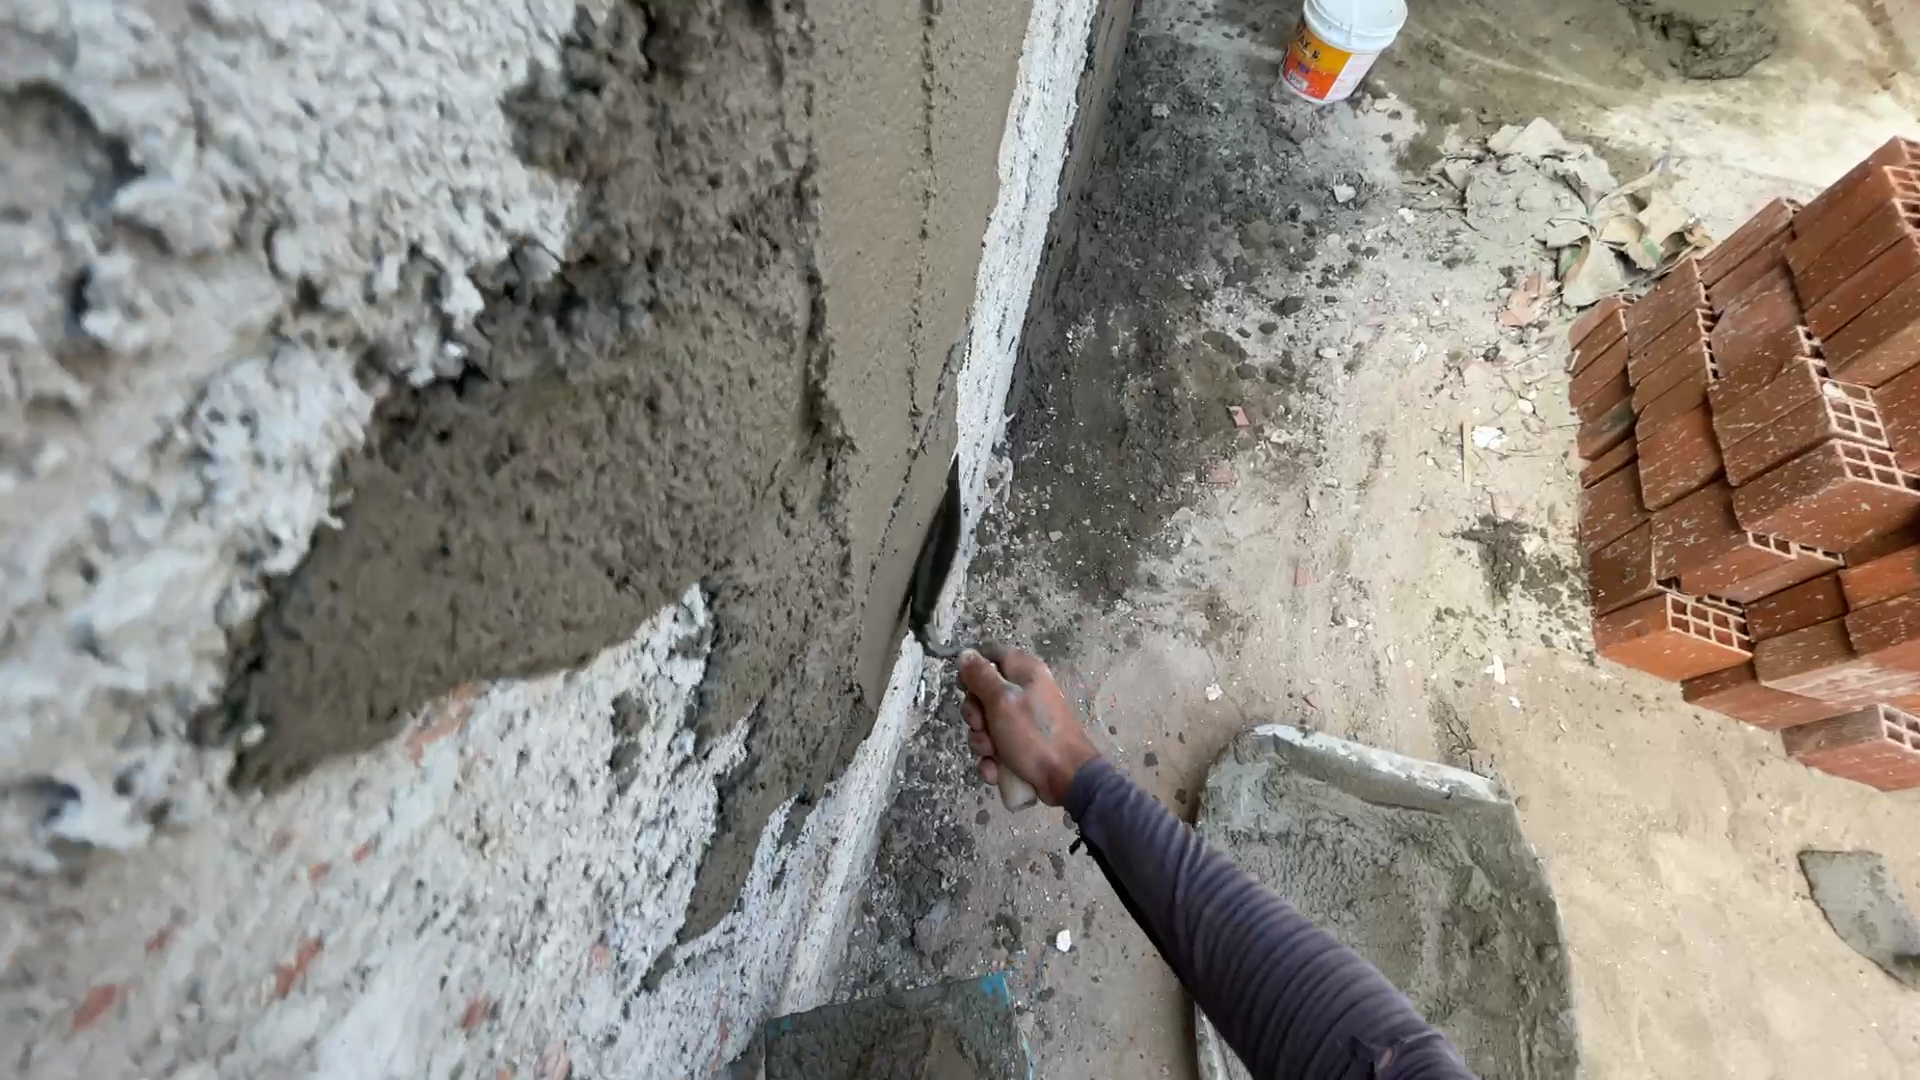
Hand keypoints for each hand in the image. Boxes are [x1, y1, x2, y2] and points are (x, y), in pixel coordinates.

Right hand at [958, 646, 1100, 806]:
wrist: (1066, 778)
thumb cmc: (1034, 735)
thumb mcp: (1002, 701)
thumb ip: (981, 676)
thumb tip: (965, 653)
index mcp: (1024, 671)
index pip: (990, 656)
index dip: (973, 671)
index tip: (966, 688)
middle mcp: (1023, 691)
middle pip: (982, 693)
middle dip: (976, 716)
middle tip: (983, 726)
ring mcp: (1022, 720)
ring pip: (985, 724)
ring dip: (982, 742)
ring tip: (993, 753)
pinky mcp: (1021, 744)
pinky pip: (995, 747)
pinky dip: (992, 760)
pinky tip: (996, 770)